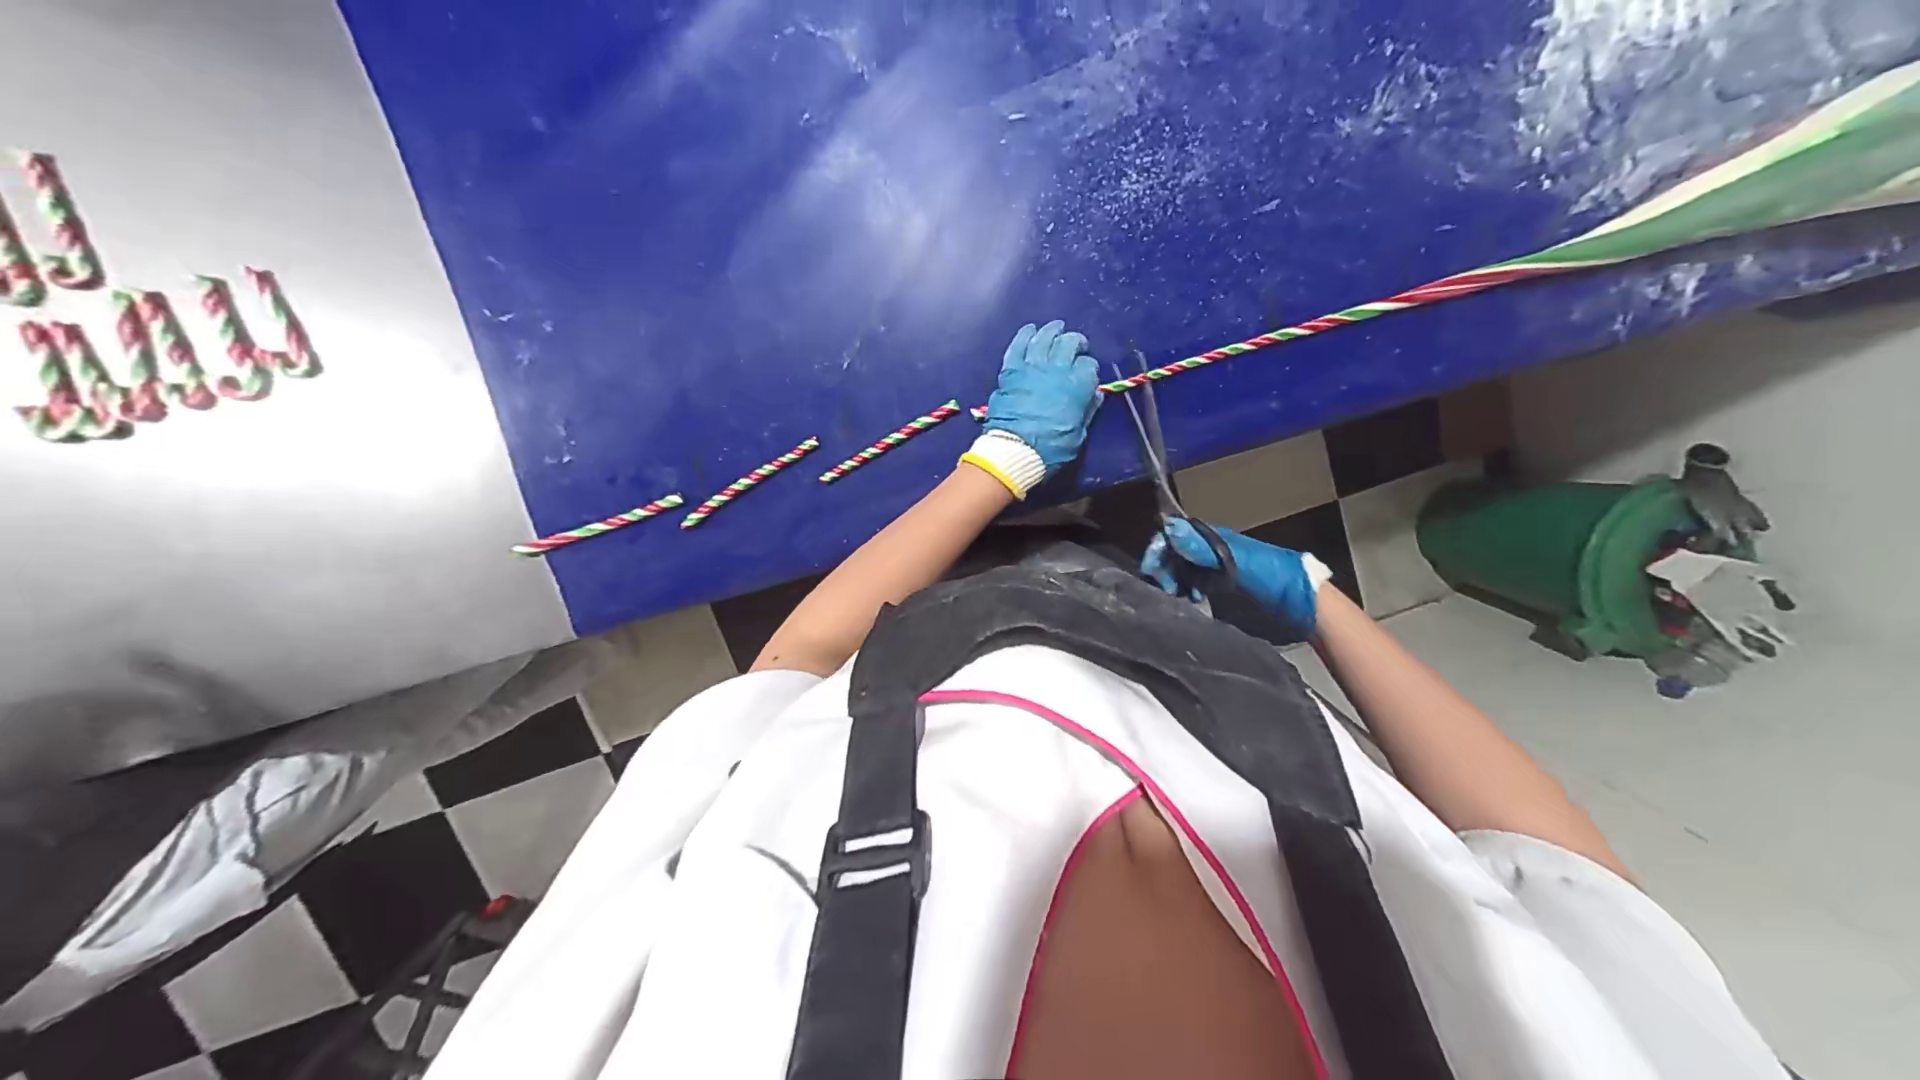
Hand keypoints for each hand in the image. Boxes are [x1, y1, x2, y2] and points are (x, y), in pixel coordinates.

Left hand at [983, 320, 1101, 472]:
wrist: (1014, 451)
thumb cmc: (1050, 449)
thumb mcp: (1078, 434)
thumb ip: (1087, 410)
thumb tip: (1094, 394)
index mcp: (1077, 386)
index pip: (1088, 365)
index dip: (1088, 366)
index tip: (1086, 371)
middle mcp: (1056, 370)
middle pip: (1068, 344)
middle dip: (1074, 342)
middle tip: (1075, 344)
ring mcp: (1031, 367)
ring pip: (1044, 339)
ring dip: (1051, 331)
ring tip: (1056, 328)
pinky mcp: (1011, 370)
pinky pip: (1018, 346)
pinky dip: (1024, 335)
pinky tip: (1030, 330)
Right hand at [1142, 519, 1329, 633]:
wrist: (1301, 608)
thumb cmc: (1272, 578)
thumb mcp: (1238, 560)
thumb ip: (1203, 547)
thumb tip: (1168, 529)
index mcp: (1211, 538)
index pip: (1172, 535)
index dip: (1159, 550)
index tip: (1152, 572)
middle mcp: (1207, 552)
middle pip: (1171, 554)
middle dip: (1162, 570)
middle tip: (1166, 591)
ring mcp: (1210, 573)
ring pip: (1176, 572)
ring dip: (1170, 585)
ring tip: (1176, 599)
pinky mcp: (1214, 593)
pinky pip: (1187, 590)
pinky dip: (1180, 596)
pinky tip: (1186, 604)